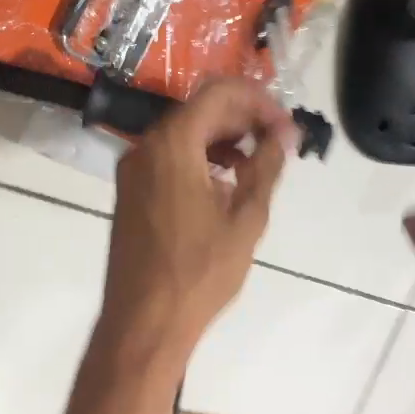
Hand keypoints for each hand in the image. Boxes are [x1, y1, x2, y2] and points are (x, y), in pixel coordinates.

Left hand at [99, 79, 297, 363]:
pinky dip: (198, 160)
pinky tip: (224, 186)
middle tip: (278, 145)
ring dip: (222, 141)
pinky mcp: (128, 194)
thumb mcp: (246, 218)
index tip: (285, 127)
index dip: (259, 101)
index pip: (219, 92)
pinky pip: (167, 159)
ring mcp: (131, 171)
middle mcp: (144, 147)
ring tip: (256, 167)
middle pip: (199, 111)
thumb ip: (266, 166)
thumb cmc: (199, 273)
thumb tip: (285, 133)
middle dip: (242, 120)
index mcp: (172, 144)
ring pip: (182, 135)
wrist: (143, 321)